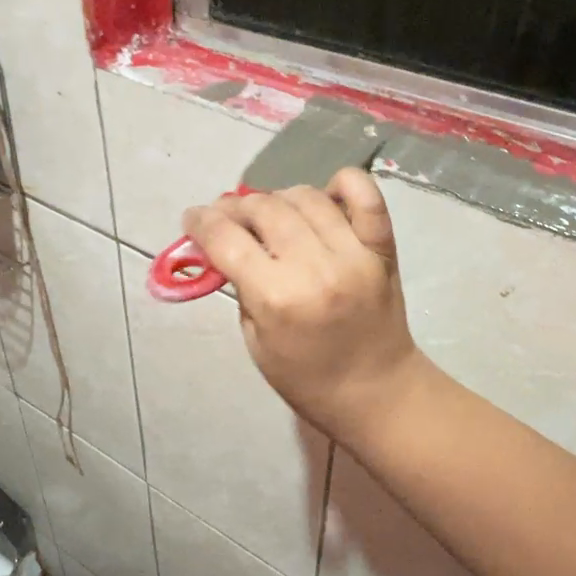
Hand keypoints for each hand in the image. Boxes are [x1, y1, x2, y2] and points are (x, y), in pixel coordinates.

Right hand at [183, 168, 429, 440]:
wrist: (375, 391)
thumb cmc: (306, 378)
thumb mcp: (255, 341)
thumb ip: (241, 287)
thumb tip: (224, 244)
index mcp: (277, 297)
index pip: (227, 239)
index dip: (201, 223)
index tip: (193, 219)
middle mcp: (314, 266)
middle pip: (264, 209)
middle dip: (235, 208)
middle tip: (227, 218)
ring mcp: (353, 253)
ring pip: (306, 196)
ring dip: (279, 197)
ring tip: (271, 213)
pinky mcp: (382, 248)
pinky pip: (366, 196)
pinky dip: (343, 184)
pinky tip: (325, 195)